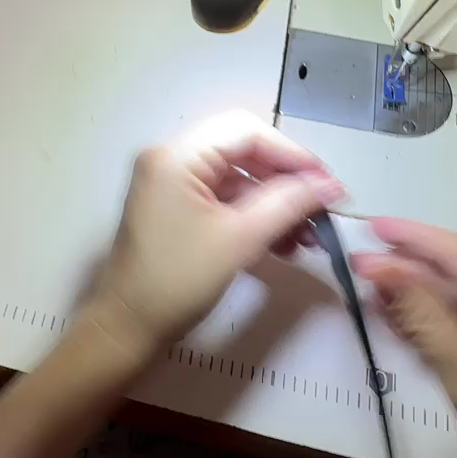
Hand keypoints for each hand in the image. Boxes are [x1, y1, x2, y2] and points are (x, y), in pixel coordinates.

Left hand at [81, 112, 345, 365]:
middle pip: (241, 150)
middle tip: (321, 208)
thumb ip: (287, 203)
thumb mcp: (240, 239)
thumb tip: (329, 184)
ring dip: (273, 201)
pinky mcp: (174, 206)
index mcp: (177, 155)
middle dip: (285, 179)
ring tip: (308, 236)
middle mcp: (170, 158)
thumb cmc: (179, 279)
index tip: (327, 182)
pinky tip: (282, 243)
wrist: (127, 327)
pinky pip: (222, 197)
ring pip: (235, 176)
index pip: (245, 131)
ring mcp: (170, 182)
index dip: (291, 152)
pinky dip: (252, 215)